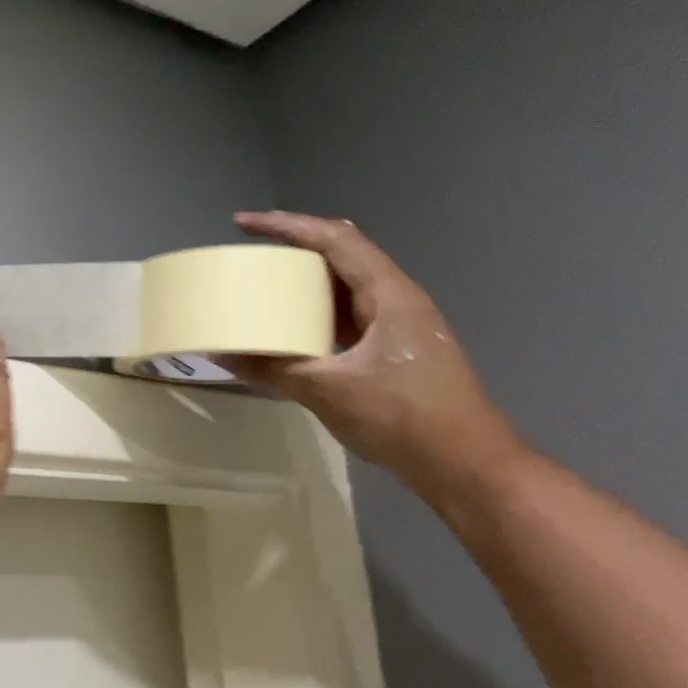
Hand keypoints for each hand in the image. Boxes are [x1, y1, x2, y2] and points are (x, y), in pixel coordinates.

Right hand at [225, 211, 523, 485]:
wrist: (465, 462)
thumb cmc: (404, 416)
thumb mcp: (329, 390)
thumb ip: (273, 369)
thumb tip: (223, 354)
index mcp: (389, 296)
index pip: (336, 241)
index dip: (288, 226)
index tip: (244, 224)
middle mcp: (397, 301)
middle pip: (343, 256)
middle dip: (296, 248)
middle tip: (252, 255)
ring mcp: (399, 327)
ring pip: (346, 288)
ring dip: (306, 283)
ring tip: (265, 288)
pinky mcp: (394, 353)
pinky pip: (347, 318)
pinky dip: (316, 315)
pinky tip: (292, 330)